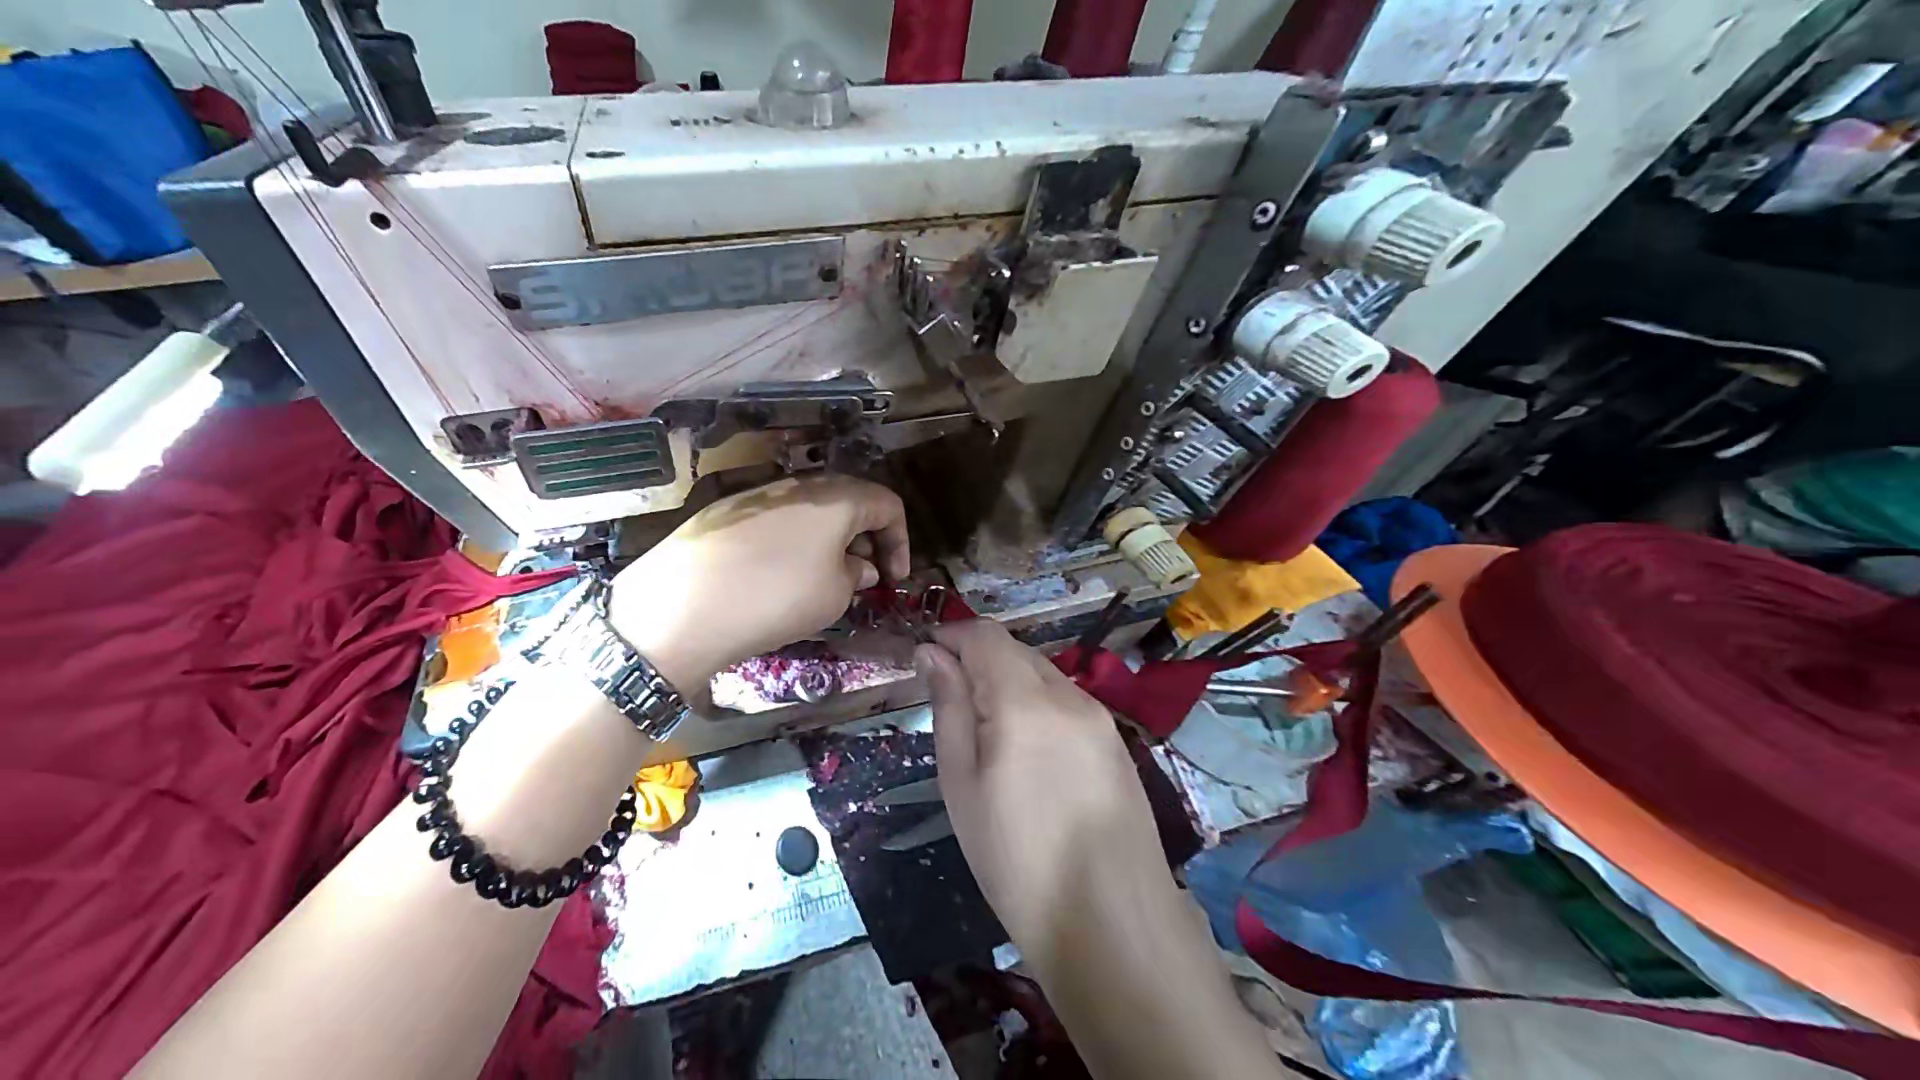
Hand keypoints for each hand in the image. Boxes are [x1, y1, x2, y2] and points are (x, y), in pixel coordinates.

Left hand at [610, 475, 908, 692]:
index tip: (894, 578)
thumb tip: (858, 565)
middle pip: (848, 502)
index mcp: (836, 498)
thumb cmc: (777, 598)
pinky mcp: (726, 512)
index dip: (900, 541)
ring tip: (822, 579)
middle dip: (865, 538)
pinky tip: (779, 576)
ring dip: (829, 541)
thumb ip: (856, 574)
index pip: (887, 504)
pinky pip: (777, 521)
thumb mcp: (835, 596)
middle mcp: (798, 486)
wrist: (682, 607)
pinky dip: (793, 543)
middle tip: (862, 577)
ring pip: (810, 511)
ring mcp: (758, 496)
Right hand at [915, 620, 1170, 963]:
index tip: (925, 659)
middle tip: (950, 702)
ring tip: (988, 736)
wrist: (1110, 922)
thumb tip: (932, 654)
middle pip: (1016, 651)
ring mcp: (1100, 717)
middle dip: (978, 661)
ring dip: (1009, 684)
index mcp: (1024, 701)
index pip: (986, 635)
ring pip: (1044, 675)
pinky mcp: (1117, 741)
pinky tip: (1030, 755)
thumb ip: (949, 708)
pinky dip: (1038, 706)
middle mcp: (1069, 695)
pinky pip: (1068, 703)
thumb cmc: (1015, 859)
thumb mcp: (961, 784)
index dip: (952, 636)